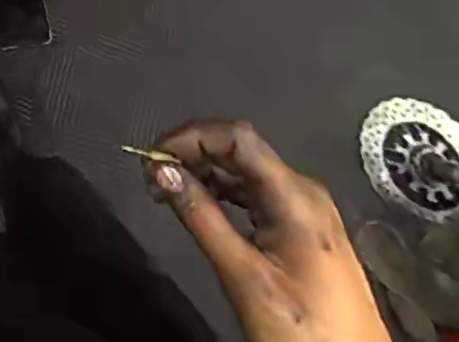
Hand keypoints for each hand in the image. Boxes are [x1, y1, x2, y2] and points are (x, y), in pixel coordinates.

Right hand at [145, 120, 390, 341]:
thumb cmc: (305, 332)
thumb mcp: (245, 278)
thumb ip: (201, 218)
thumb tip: (161, 170)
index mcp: (296, 195)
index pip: (237, 137)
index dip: (192, 137)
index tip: (155, 157)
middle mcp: (303, 191)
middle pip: (240, 149)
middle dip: (192, 153)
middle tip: (153, 175)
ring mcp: (305, 210)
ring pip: (245, 170)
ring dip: (204, 172)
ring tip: (167, 189)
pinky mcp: (301, 229)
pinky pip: (254, 193)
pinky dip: (221, 191)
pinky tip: (200, 204)